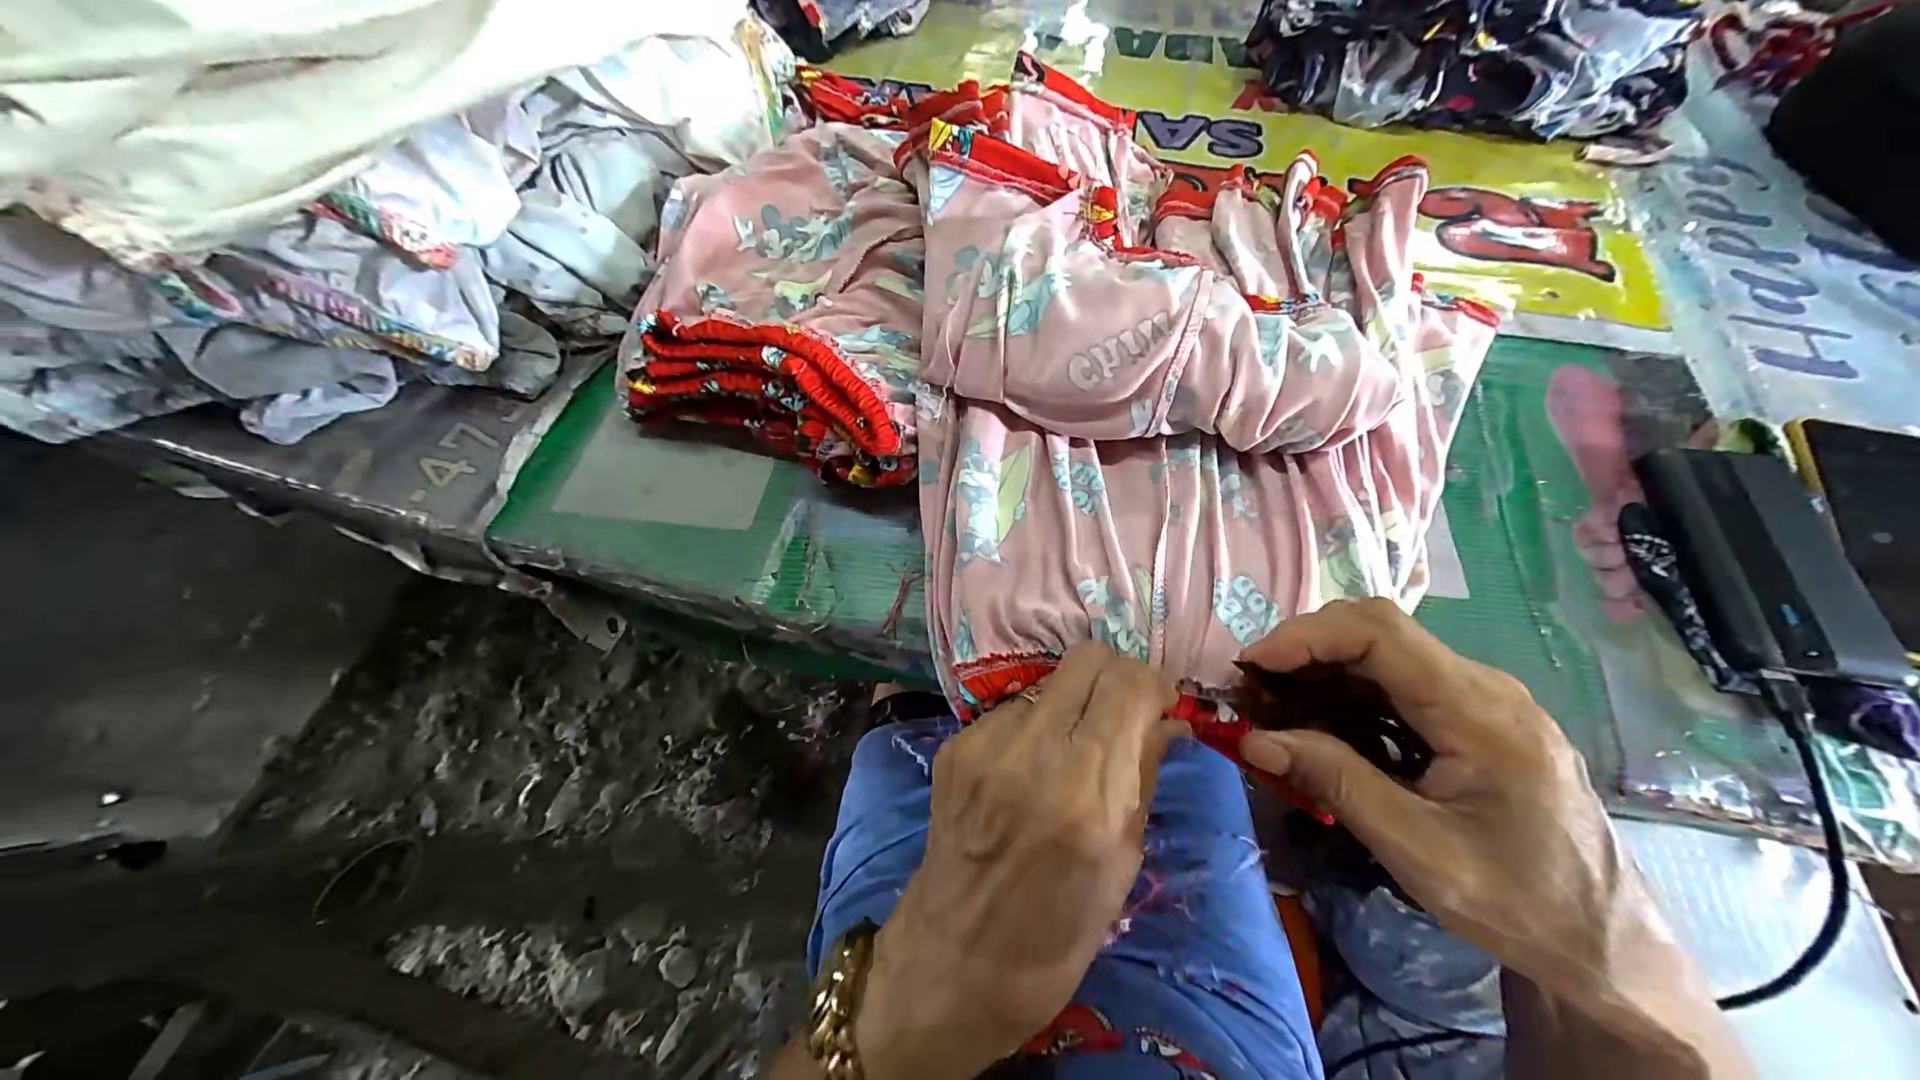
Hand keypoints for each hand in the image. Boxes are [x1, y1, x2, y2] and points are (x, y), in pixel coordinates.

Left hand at [857, 642, 1185, 1079]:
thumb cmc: (1057, 933)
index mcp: (1087, 793)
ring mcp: (985, 744)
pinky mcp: (954, 746)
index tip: (1158, 706)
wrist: (957, 959)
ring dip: (1074, 701)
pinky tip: (1031, 767)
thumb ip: (1143, 774)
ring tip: (1073, 747)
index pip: (1127, 683)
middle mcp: (1032, 754)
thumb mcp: (1123, 862)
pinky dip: (1035, 725)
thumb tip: (1165, 719)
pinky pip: (1013, 710)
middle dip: (1116, 677)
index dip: (1153, 684)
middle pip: (1087, 659)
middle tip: (1123, 712)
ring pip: (1049, 681)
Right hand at [1235, 598, 1654, 1003]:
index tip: (1250, 665)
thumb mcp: (1419, 851)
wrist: (1607, 946)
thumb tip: (1253, 739)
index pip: (1378, 633)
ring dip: (1318, 665)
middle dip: (1302, 645)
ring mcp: (1479, 697)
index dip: (1304, 636)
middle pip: (1375, 627)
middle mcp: (1482, 687)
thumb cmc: (1519, 903)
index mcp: (1480, 713)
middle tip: (1252, 687)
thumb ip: (1337, 783)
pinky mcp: (1469, 714)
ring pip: (1380, 647)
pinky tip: (1318, 721)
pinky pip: (1394, 678)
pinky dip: (1342, 686)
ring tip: (1273, 704)